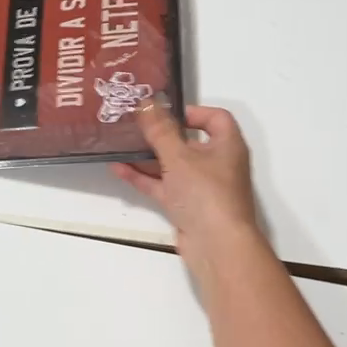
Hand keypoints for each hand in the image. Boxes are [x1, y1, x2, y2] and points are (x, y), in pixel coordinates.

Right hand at [109, 102, 263, 266]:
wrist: (215, 243)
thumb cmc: (205, 194)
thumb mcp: (179, 157)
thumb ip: (160, 131)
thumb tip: (146, 103)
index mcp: (227, 145)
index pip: (214, 118)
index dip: (190, 111)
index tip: (162, 112)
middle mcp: (216, 163)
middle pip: (187, 142)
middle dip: (160, 135)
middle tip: (133, 127)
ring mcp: (199, 186)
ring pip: (170, 165)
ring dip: (146, 157)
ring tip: (119, 146)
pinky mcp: (184, 205)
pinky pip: (161, 185)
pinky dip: (143, 178)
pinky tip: (119, 169)